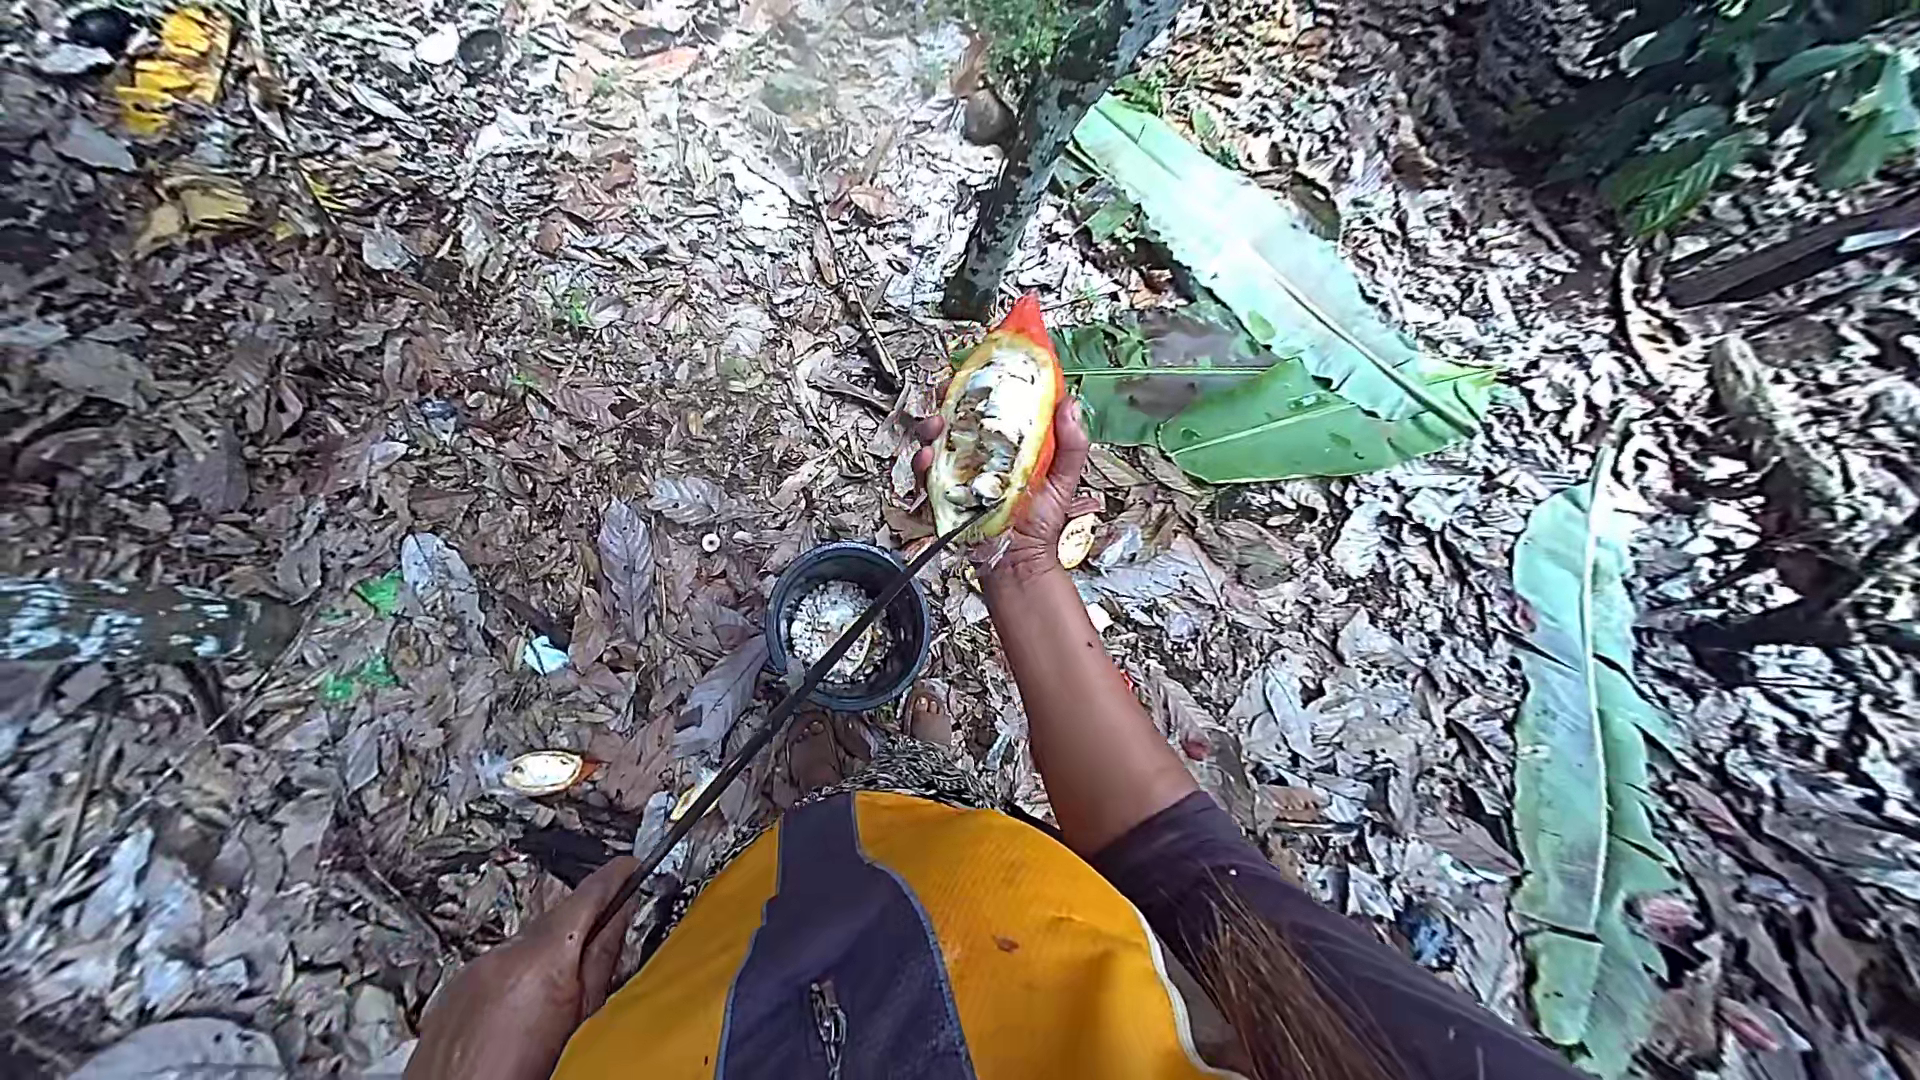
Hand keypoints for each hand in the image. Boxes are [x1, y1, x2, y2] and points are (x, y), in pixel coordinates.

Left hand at [405, 857, 640, 1079]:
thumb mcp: (584, 1020)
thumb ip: (604, 957)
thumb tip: (623, 912)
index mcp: (542, 958)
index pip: (590, 892)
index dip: (618, 876)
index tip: (633, 868)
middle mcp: (502, 955)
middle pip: (559, 917)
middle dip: (585, 926)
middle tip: (606, 952)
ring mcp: (472, 972)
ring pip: (530, 941)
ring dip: (551, 953)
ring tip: (559, 998)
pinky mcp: (451, 993)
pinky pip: (500, 964)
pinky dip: (519, 974)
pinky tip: (523, 1013)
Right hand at [912, 393, 1091, 584]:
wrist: (1019, 561)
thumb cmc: (1041, 523)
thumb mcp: (1064, 479)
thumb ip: (1072, 444)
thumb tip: (1071, 403)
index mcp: (1011, 442)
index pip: (995, 403)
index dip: (985, 381)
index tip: (982, 364)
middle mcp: (983, 451)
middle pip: (959, 414)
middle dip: (948, 398)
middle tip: (948, 392)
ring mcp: (961, 470)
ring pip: (937, 437)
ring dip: (931, 426)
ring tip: (935, 425)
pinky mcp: (946, 491)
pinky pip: (927, 472)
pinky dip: (922, 462)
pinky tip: (928, 458)